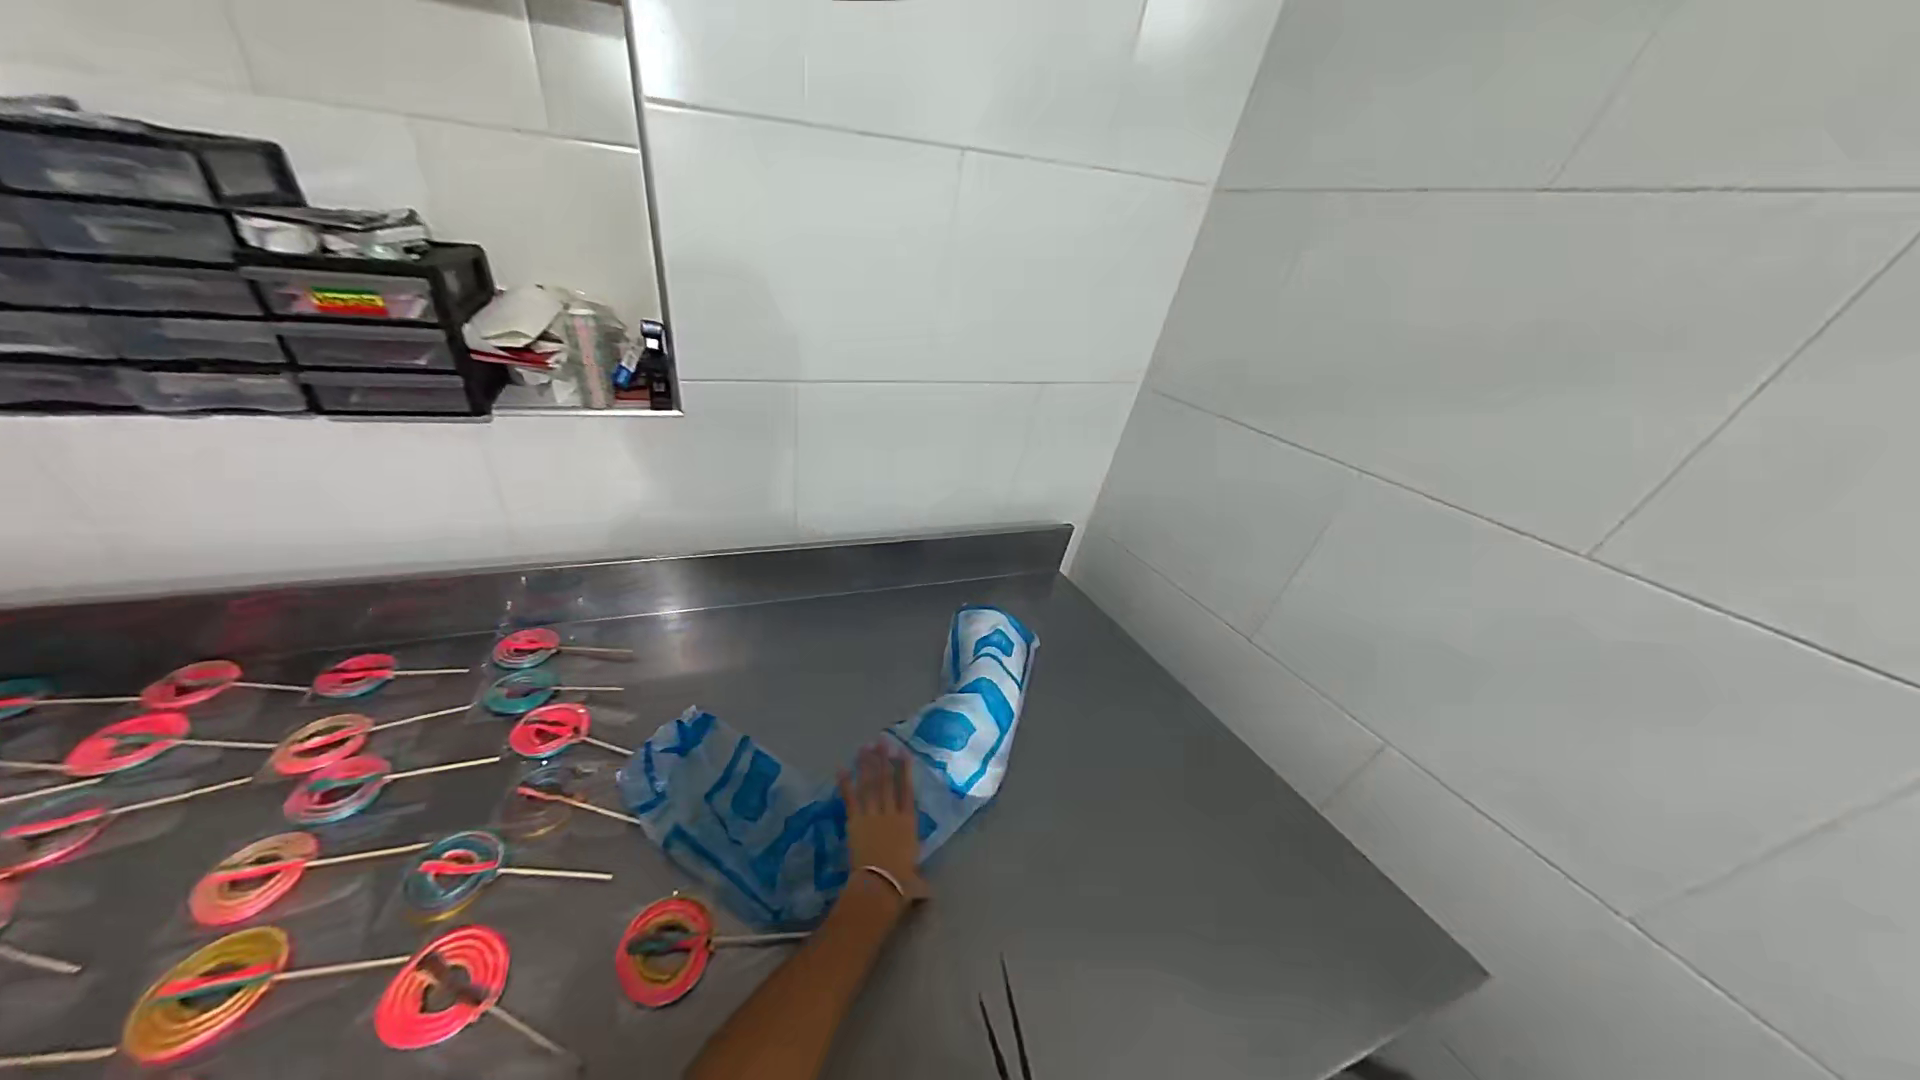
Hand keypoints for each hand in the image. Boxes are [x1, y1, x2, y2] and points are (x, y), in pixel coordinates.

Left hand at [839, 744, 929, 902]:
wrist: (881, 883)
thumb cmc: (902, 881)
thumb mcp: (917, 878)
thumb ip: (920, 878)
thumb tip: (927, 890)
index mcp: (908, 821)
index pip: (906, 789)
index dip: (904, 770)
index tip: (902, 753)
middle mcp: (891, 812)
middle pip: (887, 781)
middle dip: (883, 759)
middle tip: (881, 741)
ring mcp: (873, 814)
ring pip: (870, 784)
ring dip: (866, 765)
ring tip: (865, 747)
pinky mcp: (855, 821)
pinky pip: (850, 798)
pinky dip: (845, 783)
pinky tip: (841, 768)